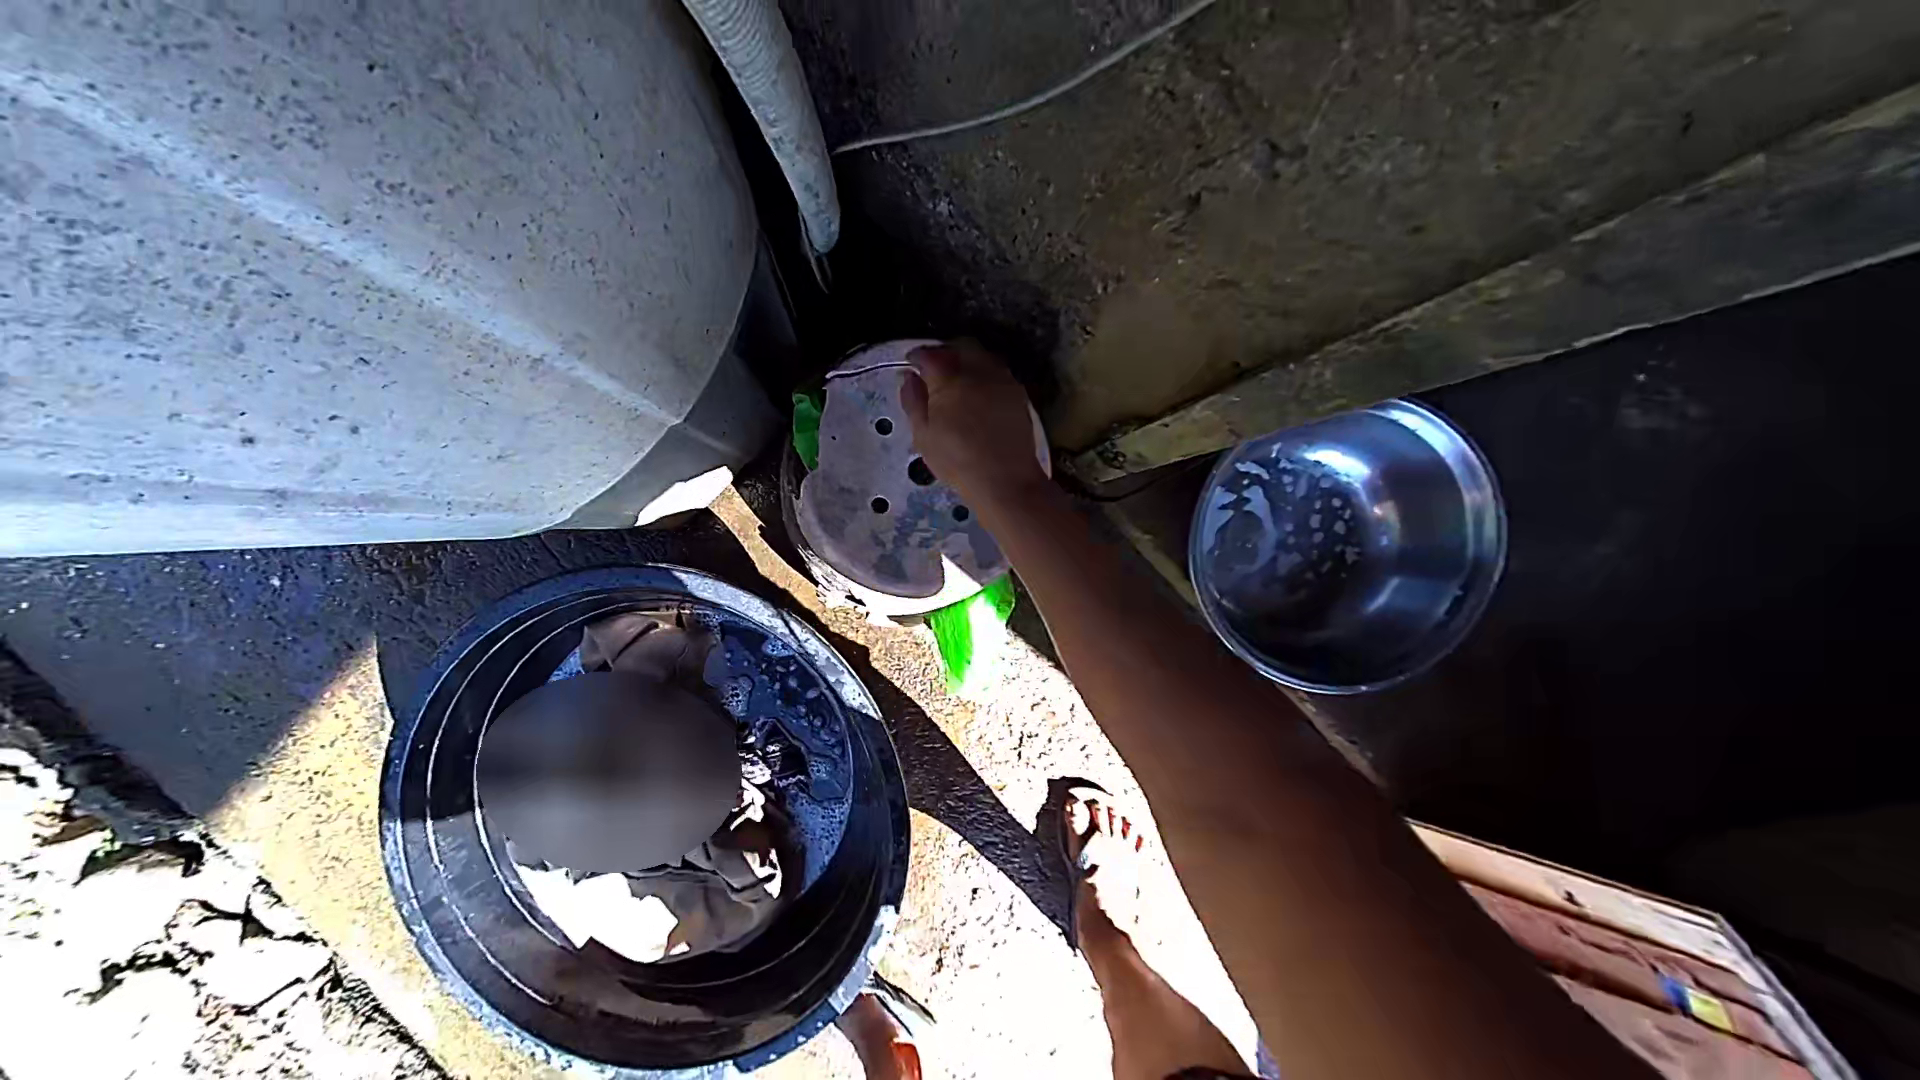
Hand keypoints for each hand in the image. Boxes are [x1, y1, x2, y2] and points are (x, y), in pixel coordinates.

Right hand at [900, 341, 1051, 513]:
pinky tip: (978, 393)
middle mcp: (978, 370)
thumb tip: (908, 377)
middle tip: (934, 369)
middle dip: (944, 352)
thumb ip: (913, 401)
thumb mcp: (923, 435)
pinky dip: (984, 374)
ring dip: (966, 360)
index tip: (911, 364)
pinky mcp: (1018, 393)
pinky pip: (998, 372)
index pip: (929, 354)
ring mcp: (1002, 379)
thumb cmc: (957, 461)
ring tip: (956, 380)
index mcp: (950, 378)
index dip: (917, 356)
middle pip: (959, 346)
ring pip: (982, 356)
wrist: (1005, 480)